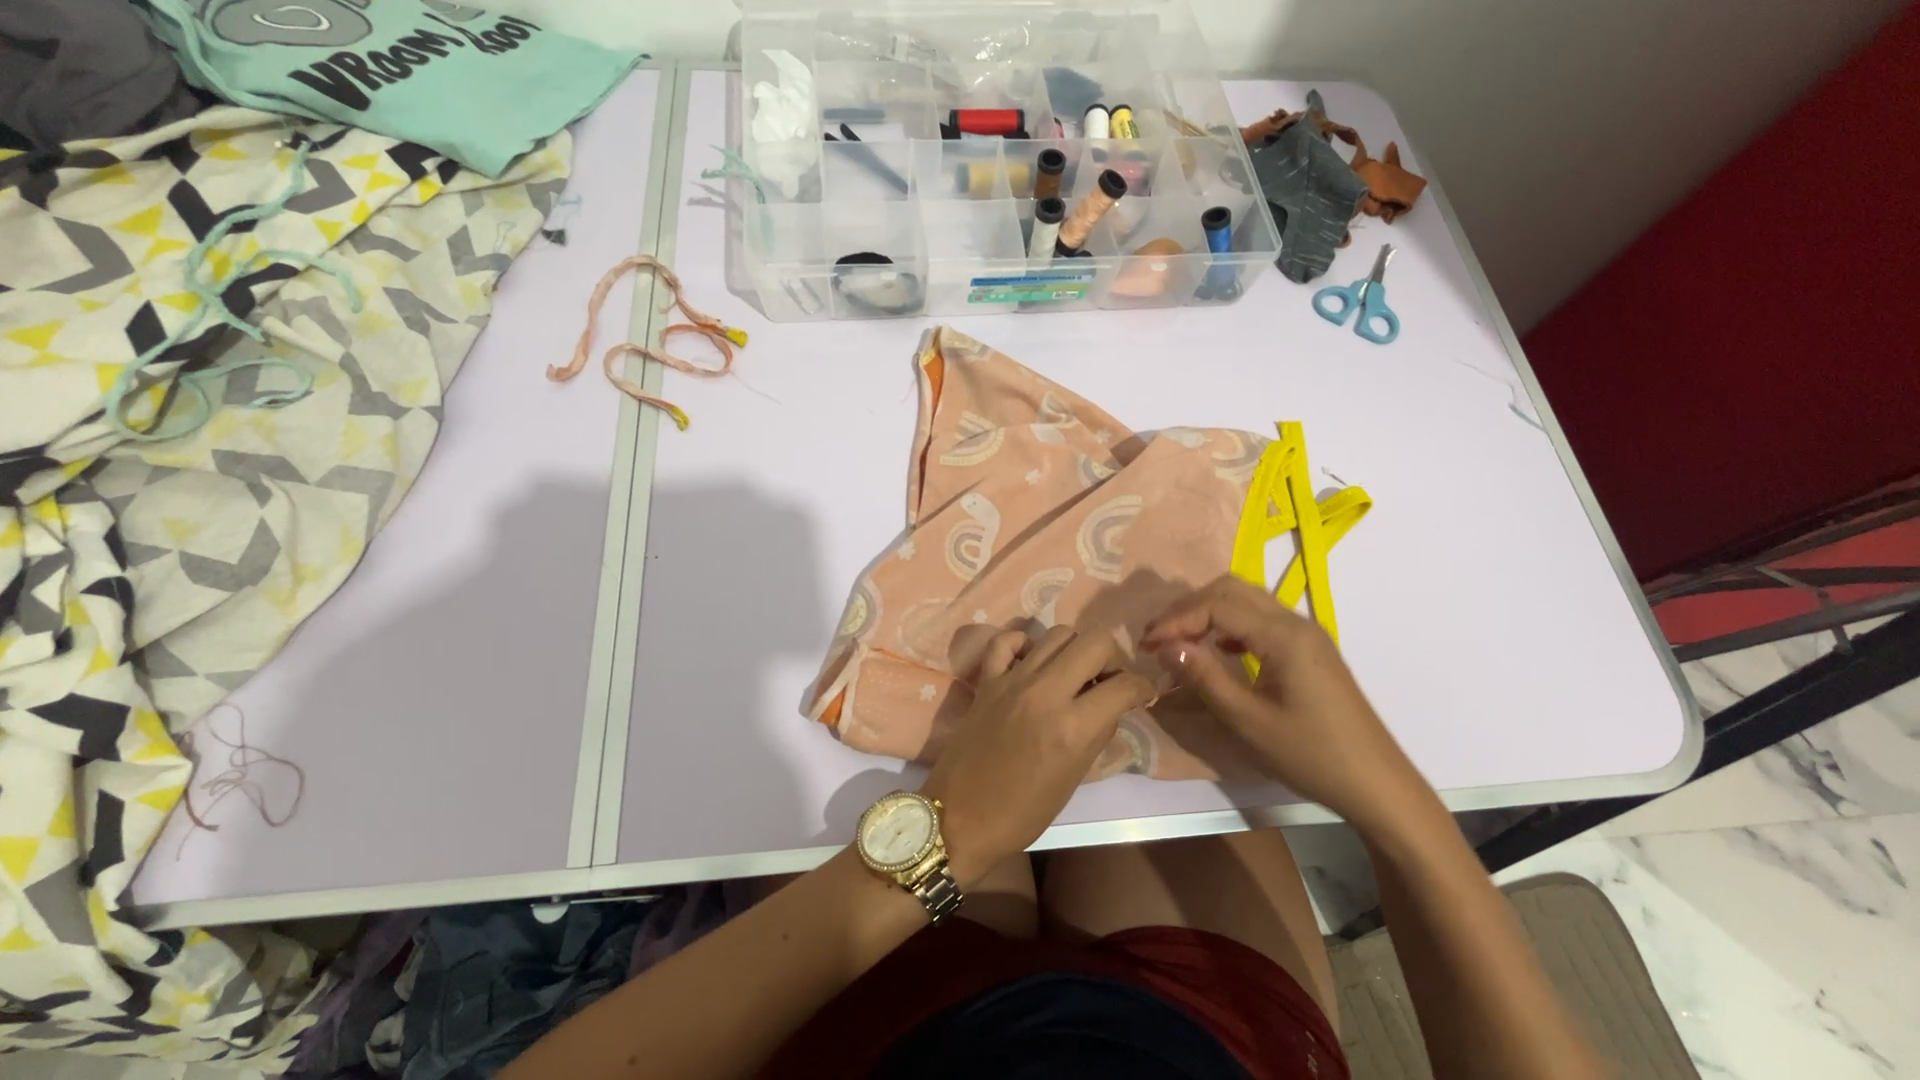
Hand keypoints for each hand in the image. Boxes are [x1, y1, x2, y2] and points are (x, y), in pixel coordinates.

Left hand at [919, 625, 1153, 887]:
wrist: (961, 817)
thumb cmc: (1024, 811)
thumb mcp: (1074, 777)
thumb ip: (1098, 733)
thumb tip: (1114, 704)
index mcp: (1072, 726)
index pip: (1124, 684)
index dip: (1142, 688)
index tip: (1142, 695)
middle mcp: (1045, 693)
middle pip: (1095, 641)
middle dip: (1112, 658)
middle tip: (1108, 681)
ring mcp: (1012, 681)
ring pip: (1057, 633)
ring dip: (1074, 649)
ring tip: (1073, 674)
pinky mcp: (986, 681)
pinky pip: (1006, 641)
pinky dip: (1025, 644)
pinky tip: (1032, 663)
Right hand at [1140, 575, 1423, 829]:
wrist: (1375, 783)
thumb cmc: (1310, 755)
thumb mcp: (1248, 721)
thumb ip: (1205, 678)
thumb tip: (1166, 647)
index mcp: (1284, 636)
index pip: (1218, 605)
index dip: (1176, 620)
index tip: (1147, 645)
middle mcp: (1297, 622)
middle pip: (1232, 589)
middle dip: (1189, 607)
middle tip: (1158, 638)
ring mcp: (1307, 635)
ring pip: (1248, 600)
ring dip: (1209, 612)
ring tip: (1178, 642)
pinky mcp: (1310, 651)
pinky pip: (1262, 619)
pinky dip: (1231, 625)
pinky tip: (1216, 651)